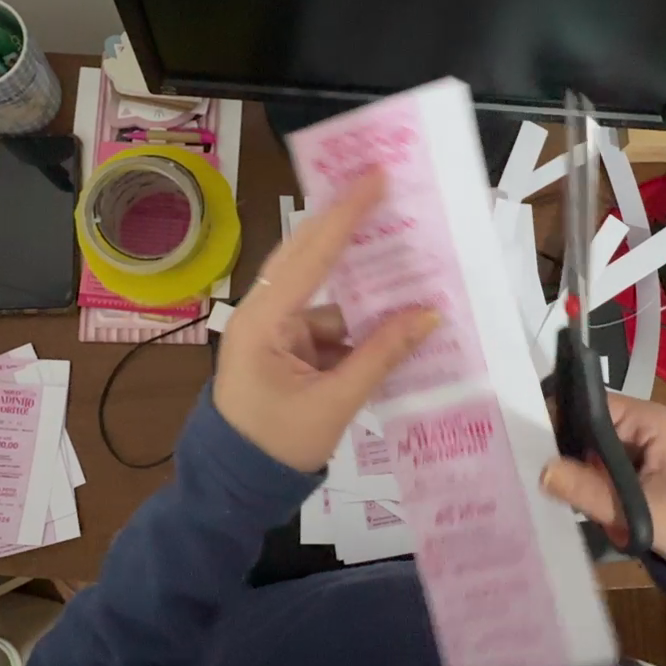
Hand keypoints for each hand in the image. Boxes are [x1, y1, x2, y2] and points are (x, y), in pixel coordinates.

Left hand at [214, 170, 440, 470]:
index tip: (373, 178)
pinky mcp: (287, 349)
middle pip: (309, 258)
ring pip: (324, 294)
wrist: (236, 487)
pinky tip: (394, 320)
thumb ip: (381, 356)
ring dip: (361, 283)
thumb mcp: (334, 402)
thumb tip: (429, 316)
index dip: (345, 216)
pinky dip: (358, 322)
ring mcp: (275, 331)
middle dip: (346, 227)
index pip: (309, 256)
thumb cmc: (276, 447)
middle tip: (383, 190)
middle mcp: (265, 314)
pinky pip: (328, 323)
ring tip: (404, 256)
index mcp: (263, 320)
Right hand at [541, 393, 665, 566]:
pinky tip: (603, 515)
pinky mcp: (635, 469)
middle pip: (583, 430)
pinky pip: (600, 471)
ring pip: (588, 456)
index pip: (587, 406)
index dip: (557, 425)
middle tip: (566, 495)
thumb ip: (591, 490)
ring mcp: (637, 446)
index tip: (532, 452)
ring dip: (586, 484)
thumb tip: (541, 469)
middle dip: (572, 464)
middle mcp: (639, 424)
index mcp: (646, 419)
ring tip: (597, 514)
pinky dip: (597, 493)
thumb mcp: (642, 511)